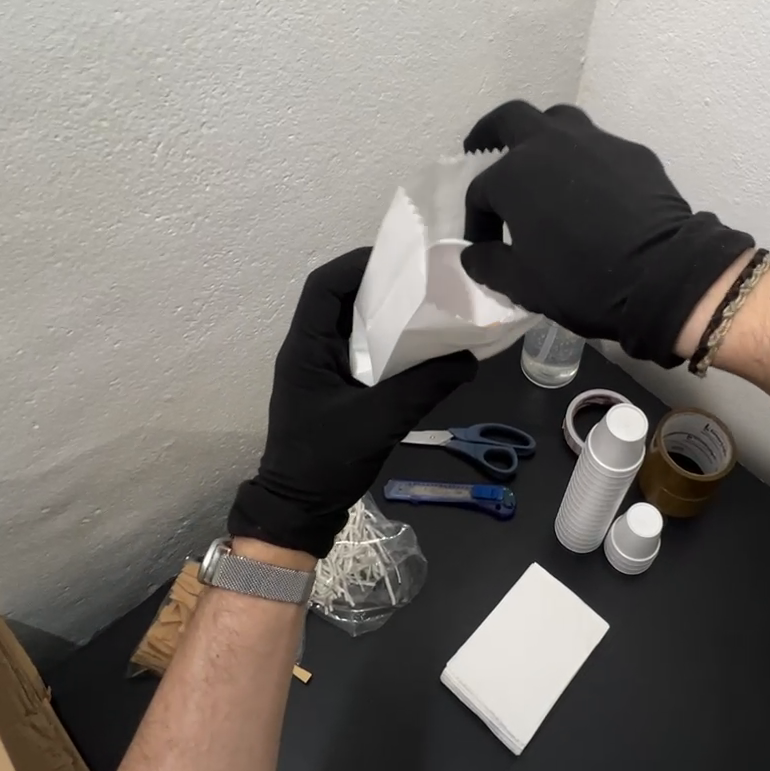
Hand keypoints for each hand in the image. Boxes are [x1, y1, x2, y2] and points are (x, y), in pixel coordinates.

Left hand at [228, 248, 477, 556]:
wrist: (300, 509)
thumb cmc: (326, 460)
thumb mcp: (380, 420)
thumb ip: (426, 387)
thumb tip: (470, 359)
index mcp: (306, 347)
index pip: (324, 286)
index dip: (358, 265)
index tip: (401, 261)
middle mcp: (309, 349)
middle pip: (340, 298)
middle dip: (379, 285)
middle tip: (424, 281)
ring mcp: (320, 368)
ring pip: (352, 323)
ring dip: (384, 313)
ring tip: (426, 307)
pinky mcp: (334, 386)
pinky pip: (360, 349)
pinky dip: (387, 341)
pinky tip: (419, 347)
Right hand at [461, 101, 754, 366]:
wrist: (662, 277)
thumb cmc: (581, 281)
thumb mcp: (522, 284)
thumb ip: (488, 265)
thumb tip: (474, 254)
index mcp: (514, 175)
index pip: (481, 193)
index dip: (477, 222)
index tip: (485, 248)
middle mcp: (551, 145)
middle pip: (511, 118)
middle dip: (491, 133)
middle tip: (485, 150)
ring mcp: (596, 143)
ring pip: (560, 122)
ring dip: (543, 138)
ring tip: (543, 165)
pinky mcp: (633, 153)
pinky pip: (600, 149)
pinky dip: (586, 162)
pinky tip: (594, 192)